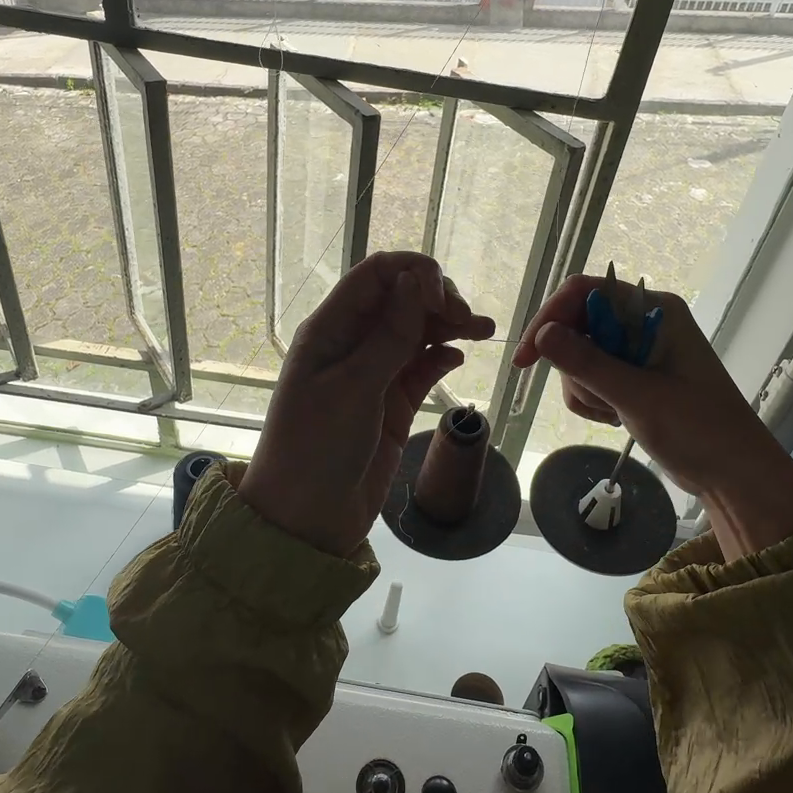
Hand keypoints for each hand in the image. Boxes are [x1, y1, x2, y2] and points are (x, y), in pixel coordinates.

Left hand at [241, 252, 495, 555]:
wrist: (307, 519)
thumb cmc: (317, 447)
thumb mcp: (354, 388)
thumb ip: (389, 335)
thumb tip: (417, 280)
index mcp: (331, 328)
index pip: (376, 275)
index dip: (414, 273)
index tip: (446, 298)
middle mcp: (352, 342)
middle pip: (401, 299)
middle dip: (438, 299)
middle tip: (469, 321)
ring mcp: (373, 372)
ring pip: (416, 331)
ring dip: (448, 325)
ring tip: (485, 330)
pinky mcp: (392, 402)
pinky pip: (421, 366)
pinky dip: (441, 356)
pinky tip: (458, 358)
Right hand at [512, 274, 792, 559]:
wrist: (734, 475)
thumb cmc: (698, 429)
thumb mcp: (637, 396)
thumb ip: (587, 363)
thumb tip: (541, 335)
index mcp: (654, 310)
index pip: (585, 292)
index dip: (550, 317)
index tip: (526, 356)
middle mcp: (643, 322)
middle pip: (577, 325)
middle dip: (573, 366)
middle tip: (592, 399)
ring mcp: (637, 351)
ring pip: (579, 356)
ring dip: (584, 388)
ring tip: (616, 413)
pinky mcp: (633, 378)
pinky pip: (590, 378)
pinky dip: (592, 400)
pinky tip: (616, 419)